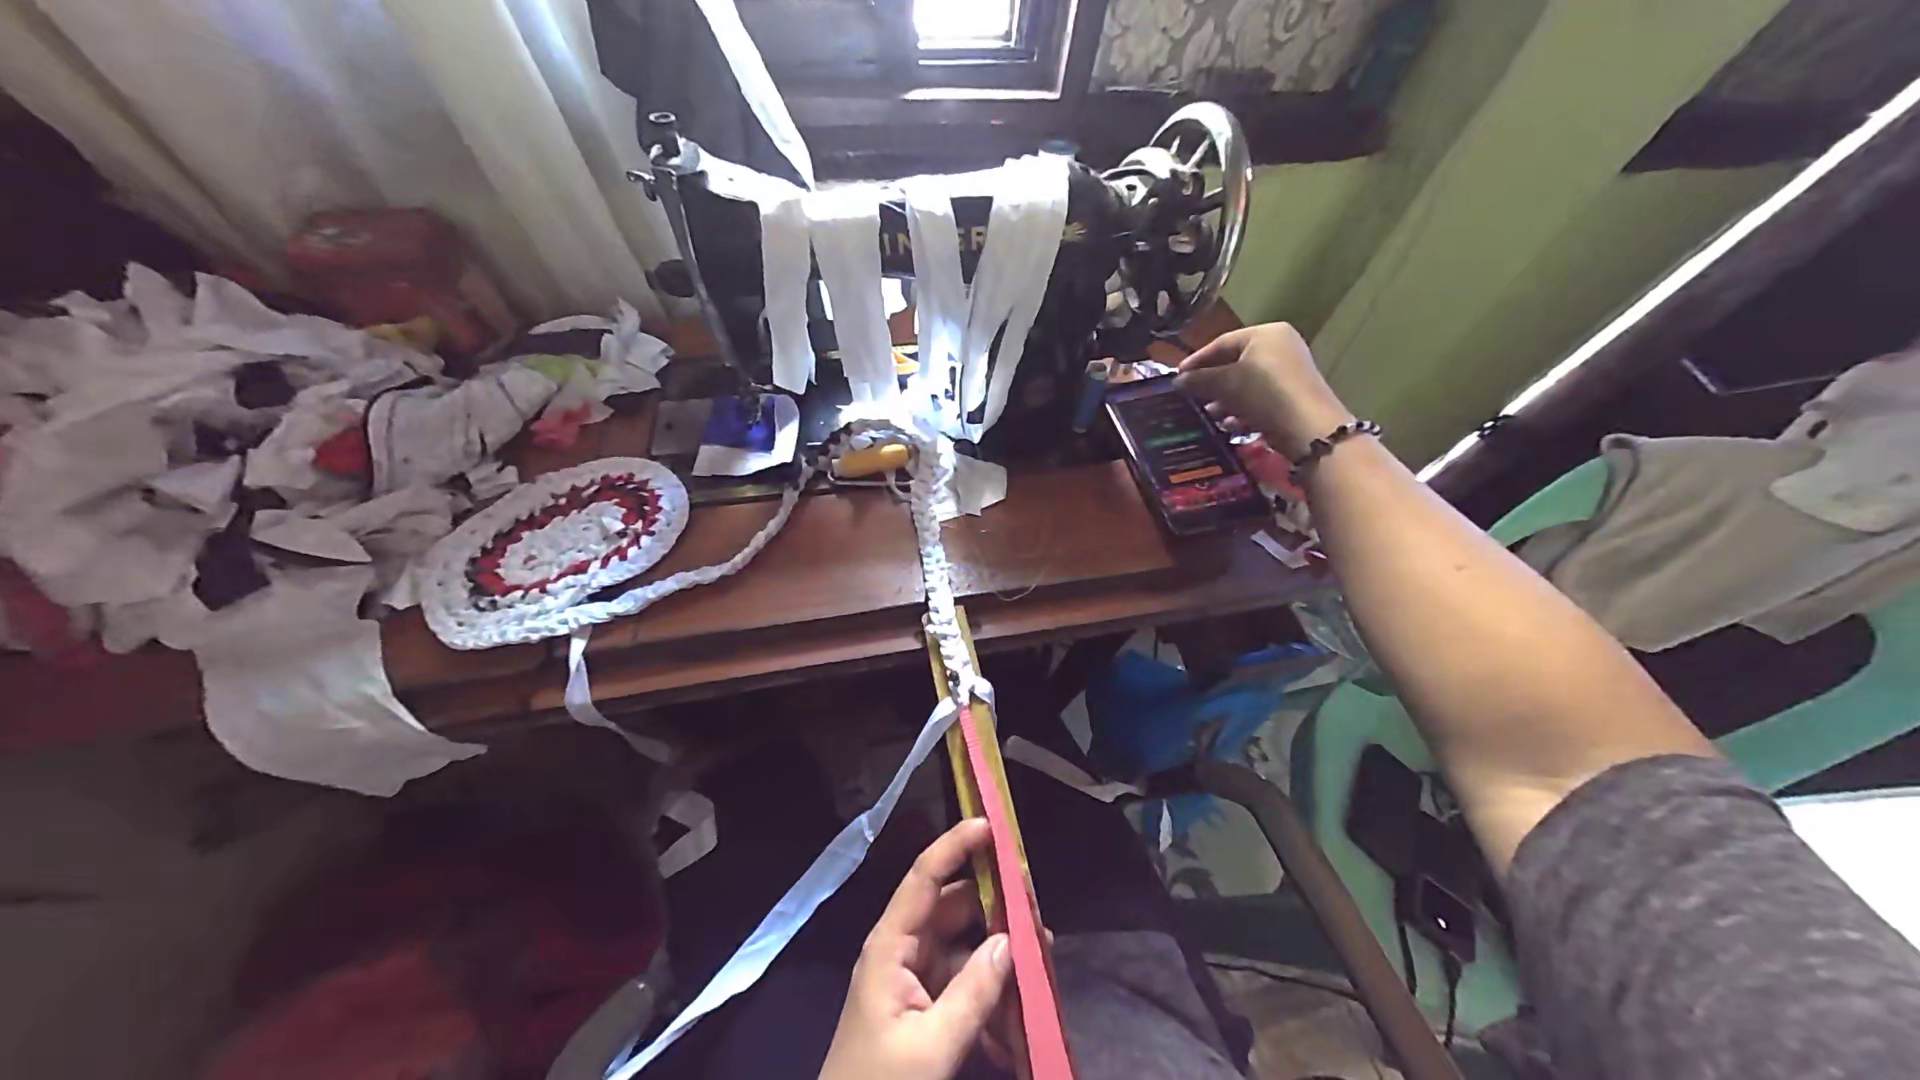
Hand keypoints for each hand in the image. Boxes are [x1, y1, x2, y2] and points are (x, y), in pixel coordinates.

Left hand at [818, 819, 1011, 1079]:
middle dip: (994, 902)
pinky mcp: (926, 1004)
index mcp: (891, 944)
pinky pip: (965, 979)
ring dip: (998, 947)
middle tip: (1035, 905)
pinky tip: (1020, 1006)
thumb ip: (975, 992)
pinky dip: (991, 986)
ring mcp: (915, 977)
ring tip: (1039, 952)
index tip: (991, 825)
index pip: (925, 877)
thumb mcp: (931, 1046)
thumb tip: (1011, 940)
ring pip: (965, 942)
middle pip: (953, 907)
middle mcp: (903, 949)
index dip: (956, 845)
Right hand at [1174, 322, 1354, 458]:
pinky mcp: (1292, 396)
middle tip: (1190, 396)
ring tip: (1207, 414)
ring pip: (1246, 384)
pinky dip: (1242, 409)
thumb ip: (1198, 379)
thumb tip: (1178, 381)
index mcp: (1266, 333)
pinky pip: (1259, 398)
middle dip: (1211, 383)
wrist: (1307, 427)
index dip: (1197, 360)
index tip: (1177, 376)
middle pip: (1234, 363)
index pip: (1222, 343)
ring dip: (1224, 400)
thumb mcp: (1224, 383)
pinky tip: (1228, 424)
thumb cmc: (1263, 393)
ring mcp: (1289, 372)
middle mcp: (1280, 347)